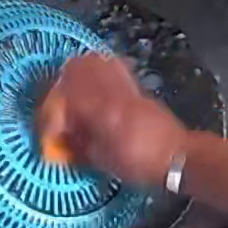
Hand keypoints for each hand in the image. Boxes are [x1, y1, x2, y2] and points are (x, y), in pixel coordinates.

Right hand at [37, 52, 193, 189]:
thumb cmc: (139, 164)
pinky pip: (113, 67)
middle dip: (59, 86)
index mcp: (100, 113)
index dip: (50, 115)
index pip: (63, 100)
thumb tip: (60, 138)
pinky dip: (100, 66)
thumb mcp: (102, 161)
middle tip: (55, 104)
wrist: (178, 158)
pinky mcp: (136, 88)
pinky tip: (95, 73)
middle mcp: (111, 94)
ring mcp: (125, 87)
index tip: (49, 132)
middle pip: (76, 71)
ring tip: (69, 85)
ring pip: (95, 63)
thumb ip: (77, 145)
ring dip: (77, 71)